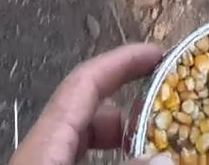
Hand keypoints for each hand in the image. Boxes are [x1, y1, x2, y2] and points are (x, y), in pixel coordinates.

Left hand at [9, 43, 164, 164]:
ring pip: (84, 139)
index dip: (121, 61)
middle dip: (128, 99)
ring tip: (158, 139)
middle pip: (86, 108)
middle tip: (167, 100)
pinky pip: (80, 159)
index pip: (84, 82)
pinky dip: (108, 157)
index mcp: (43, 141)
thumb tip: (166, 157)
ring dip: (121, 134)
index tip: (157, 54)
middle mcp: (40, 149)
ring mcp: (42, 164)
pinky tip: (133, 164)